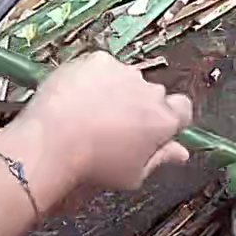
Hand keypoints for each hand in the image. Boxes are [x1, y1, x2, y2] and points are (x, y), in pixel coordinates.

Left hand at [0, 52, 192, 204]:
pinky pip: (102, 67)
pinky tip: (79, 98)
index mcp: (164, 120)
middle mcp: (150, 92)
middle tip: (115, 125)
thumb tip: (179, 153)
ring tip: (90, 113)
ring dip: (115, 90)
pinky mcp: (99, 60)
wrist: (52, 142)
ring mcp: (124, 72)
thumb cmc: (92, 165)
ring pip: (126, 79)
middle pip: (153, 94)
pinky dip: (93, 78)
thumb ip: (160, 159)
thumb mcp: (133, 175)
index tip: (153, 128)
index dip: (169, 117)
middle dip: (138, 106)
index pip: (183, 109)